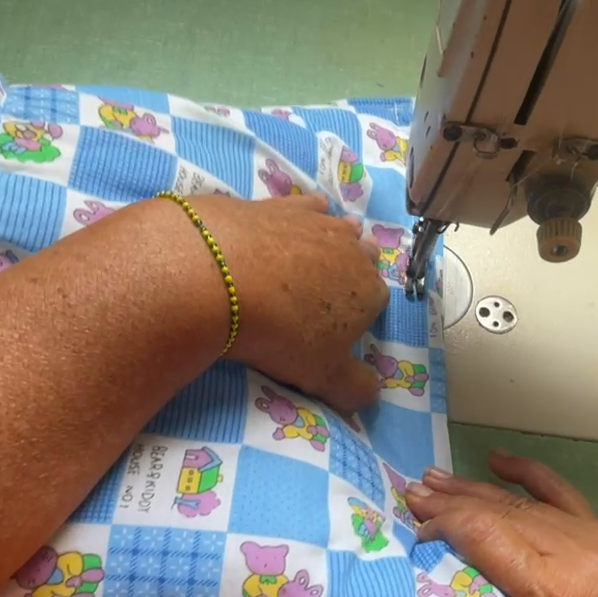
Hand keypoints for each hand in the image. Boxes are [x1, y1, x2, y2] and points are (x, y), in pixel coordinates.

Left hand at [154, 193, 388, 411]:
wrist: (220, 276)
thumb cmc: (282, 333)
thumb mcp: (323, 376)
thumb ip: (354, 389)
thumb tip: (370, 394)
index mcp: (370, 292)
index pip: (377, 304)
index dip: (359, 319)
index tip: (335, 332)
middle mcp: (352, 250)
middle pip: (364, 259)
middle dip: (352, 274)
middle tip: (322, 298)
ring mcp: (316, 221)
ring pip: (339, 228)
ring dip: (333, 242)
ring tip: (309, 262)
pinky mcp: (278, 203)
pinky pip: (303, 205)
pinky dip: (302, 215)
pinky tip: (286, 227)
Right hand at [403, 450, 597, 596]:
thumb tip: (444, 569)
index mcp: (550, 589)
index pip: (484, 533)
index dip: (444, 522)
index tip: (413, 525)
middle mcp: (576, 553)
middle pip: (501, 510)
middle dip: (452, 501)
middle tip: (412, 493)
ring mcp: (595, 539)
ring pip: (524, 501)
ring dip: (476, 489)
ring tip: (435, 479)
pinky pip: (562, 494)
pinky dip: (528, 473)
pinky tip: (498, 459)